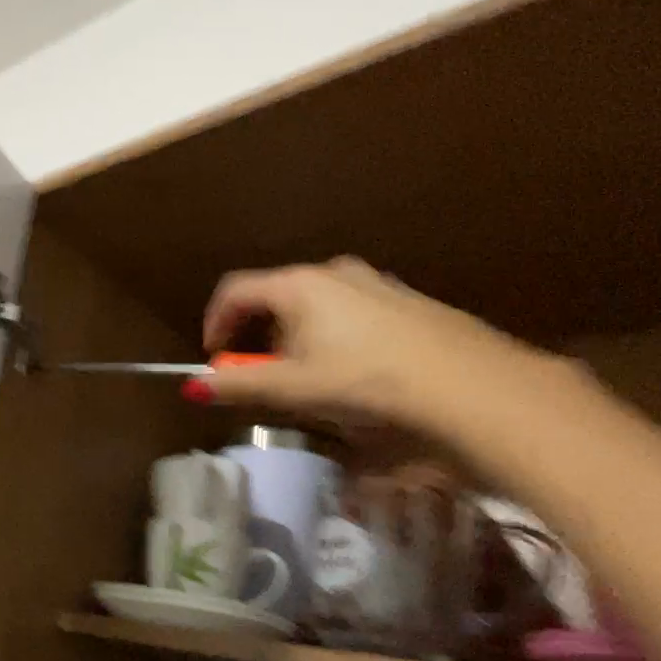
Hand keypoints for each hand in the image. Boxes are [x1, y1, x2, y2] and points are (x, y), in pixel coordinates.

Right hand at [198, 257, 549, 433]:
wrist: (468, 384)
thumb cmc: (365, 379)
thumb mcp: (292, 388)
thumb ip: (239, 385)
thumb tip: (192, 387)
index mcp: (298, 286)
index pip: (235, 290)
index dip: (216, 322)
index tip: (216, 356)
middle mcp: (333, 272)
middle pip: (276, 296)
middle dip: (260, 334)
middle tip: (264, 372)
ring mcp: (376, 283)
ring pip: (316, 305)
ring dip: (298, 336)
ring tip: (309, 375)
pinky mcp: (407, 301)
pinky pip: (351, 312)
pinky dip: (335, 335)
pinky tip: (354, 371)